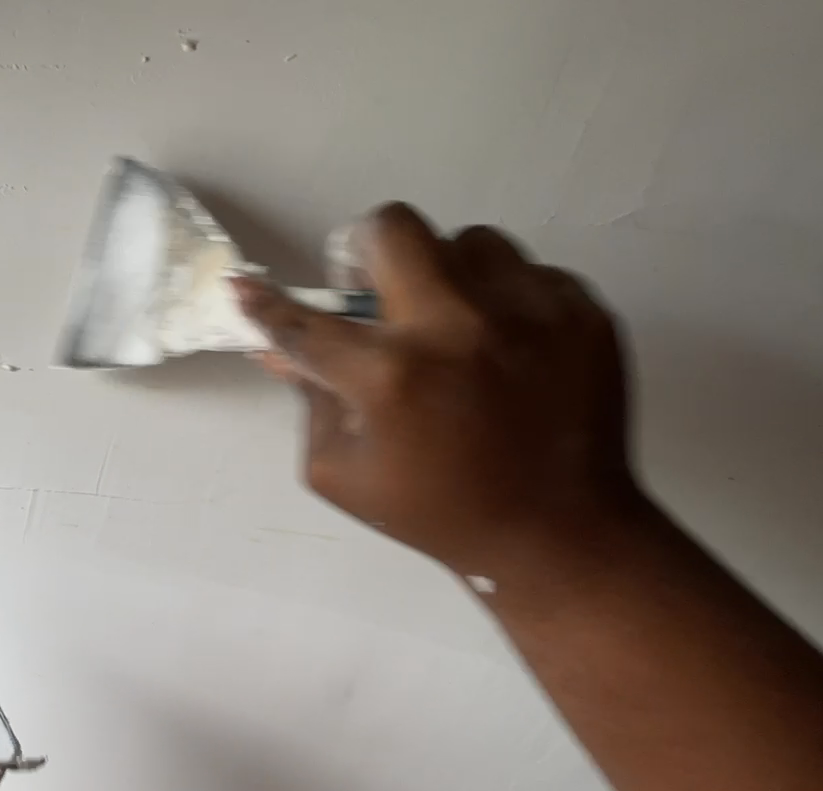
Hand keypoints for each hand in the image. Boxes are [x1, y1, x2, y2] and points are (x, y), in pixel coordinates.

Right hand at [233, 205, 648, 583]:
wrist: (554, 530)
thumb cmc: (428, 509)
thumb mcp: (339, 469)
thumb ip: (310, 399)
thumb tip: (279, 350)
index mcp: (388, 376)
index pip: (304, 323)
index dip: (264, 304)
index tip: (241, 285)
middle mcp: (456, 326)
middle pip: (393, 229)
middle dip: (362, 251)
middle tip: (367, 290)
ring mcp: (528, 310)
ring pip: (466, 240)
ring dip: (438, 274)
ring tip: (443, 325)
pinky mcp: (581, 310)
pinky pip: (522, 271)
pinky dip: (496, 301)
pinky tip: (497, 350)